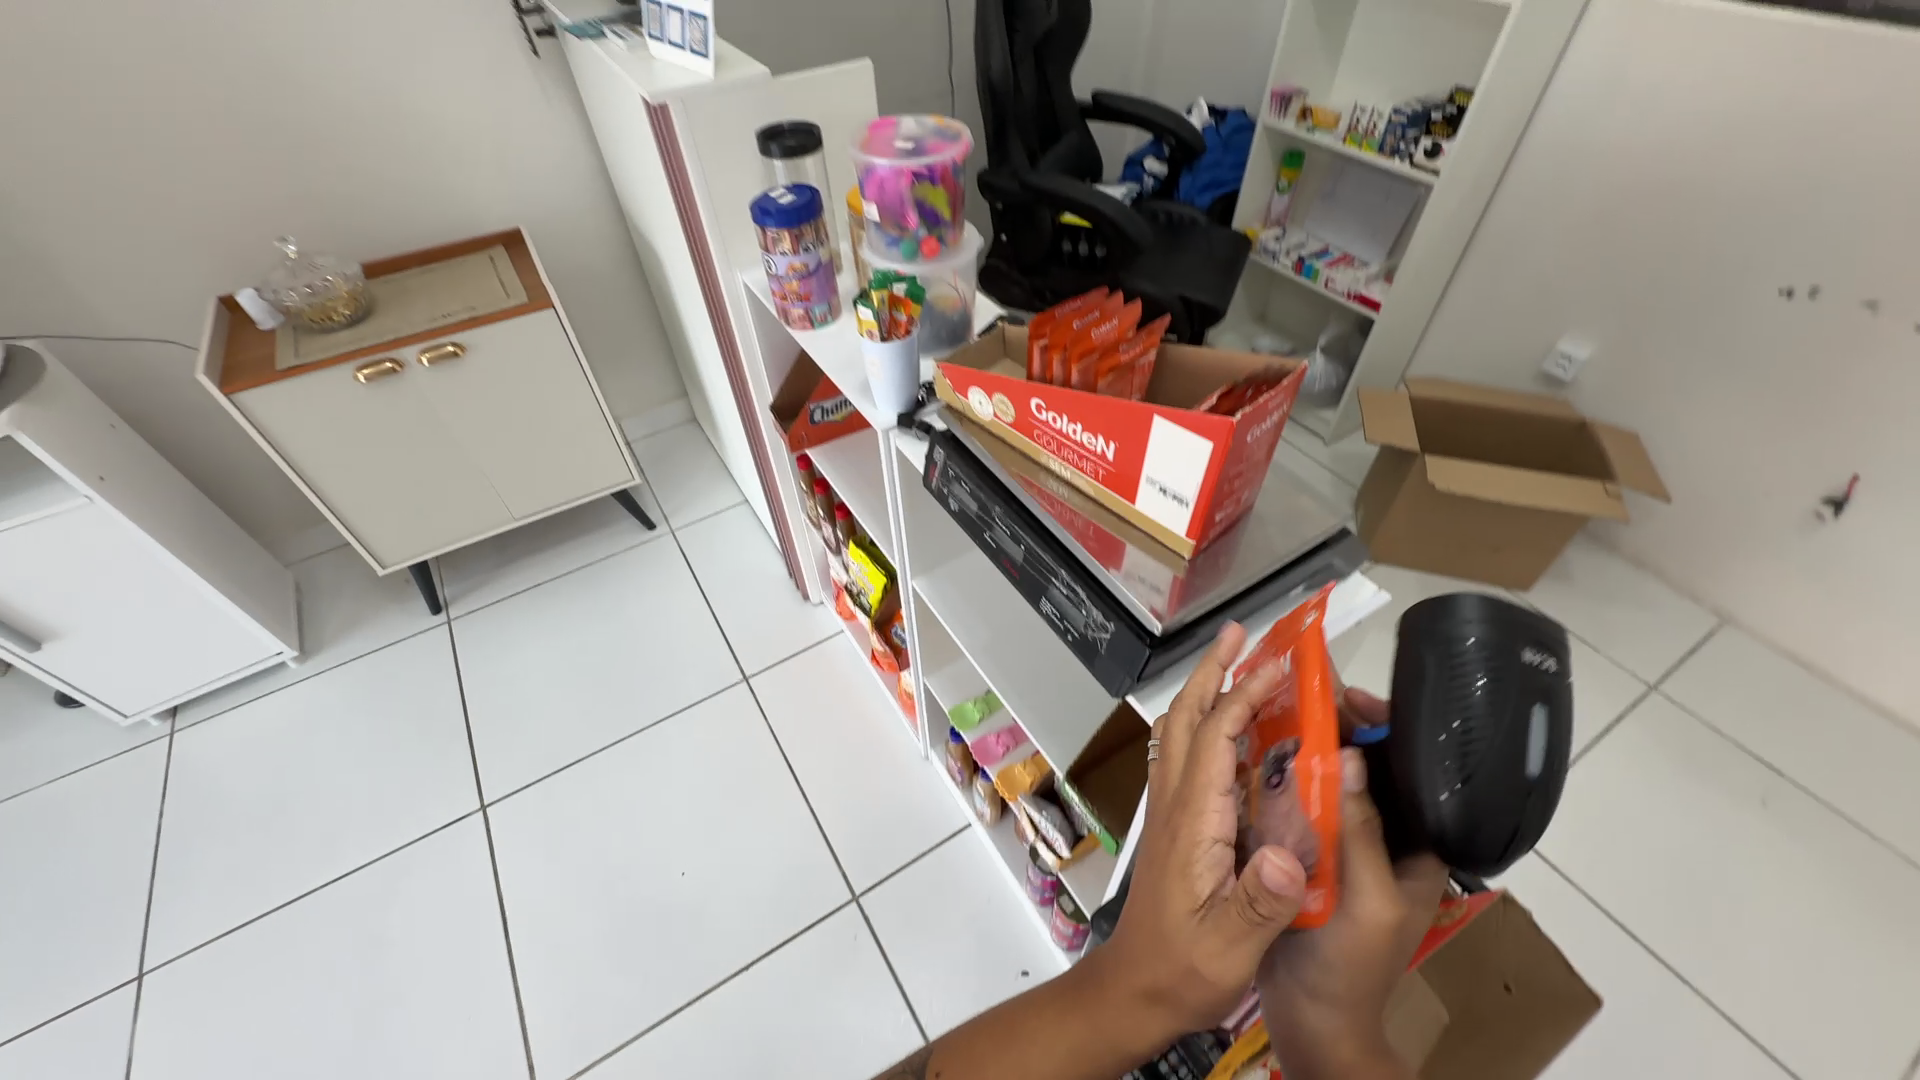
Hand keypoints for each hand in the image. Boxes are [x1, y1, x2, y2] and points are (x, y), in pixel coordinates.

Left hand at [1098, 622, 1307, 1038]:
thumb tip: (1290, 852)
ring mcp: (1170, 810)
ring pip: (1182, 733)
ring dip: (1206, 693)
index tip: (1279, 665)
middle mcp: (1175, 801)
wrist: (1135, 986)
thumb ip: (1260, 901)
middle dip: (1211, 671)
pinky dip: (1208, 726)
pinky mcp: (1175, 824)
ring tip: (1239, 666)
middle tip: (1241, 634)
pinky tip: (1235, 733)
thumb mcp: (1229, 946)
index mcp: (1192, 818)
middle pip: (1187, 719)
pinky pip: (1187, 757)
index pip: (1214, 737)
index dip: (1243, 695)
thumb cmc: (1181, 967)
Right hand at [1256, 688, 1450, 1079]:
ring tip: (1272, 709)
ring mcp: (1339, 845)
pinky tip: (1252, 754)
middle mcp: (1379, 837)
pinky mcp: (1303, 854)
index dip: (1383, 730)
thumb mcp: (1369, 901)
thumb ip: (1360, 833)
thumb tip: (1352, 757)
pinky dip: (1279, 779)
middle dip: (1337, 729)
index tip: (1347, 695)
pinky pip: (1295, 806)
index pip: (1408, 772)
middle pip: (1363, 771)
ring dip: (1304, 748)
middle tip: (1297, 692)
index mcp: (1413, 846)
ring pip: (1326, 783)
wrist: (1310, 1020)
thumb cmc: (1354, 966)